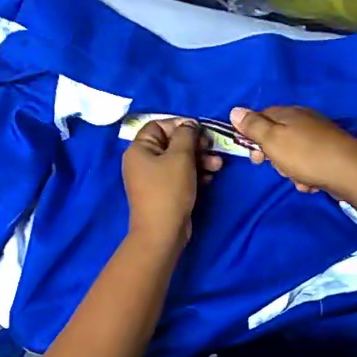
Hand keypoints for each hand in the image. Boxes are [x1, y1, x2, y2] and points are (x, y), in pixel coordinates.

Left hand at [122, 119, 222, 245]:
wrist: (162, 232)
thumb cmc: (169, 190)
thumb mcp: (180, 157)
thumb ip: (186, 135)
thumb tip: (189, 124)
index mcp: (139, 149)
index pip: (158, 125)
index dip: (180, 125)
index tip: (199, 130)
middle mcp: (142, 161)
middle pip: (171, 143)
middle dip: (195, 144)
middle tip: (212, 147)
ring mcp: (153, 178)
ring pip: (178, 160)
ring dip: (199, 160)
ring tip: (217, 166)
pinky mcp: (164, 192)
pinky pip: (180, 175)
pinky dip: (194, 174)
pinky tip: (210, 178)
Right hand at [229, 105, 356, 198]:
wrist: (350, 172)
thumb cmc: (306, 155)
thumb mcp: (272, 140)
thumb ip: (253, 126)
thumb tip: (235, 110)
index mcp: (288, 113)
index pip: (260, 117)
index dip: (251, 135)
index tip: (252, 153)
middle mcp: (304, 120)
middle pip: (276, 136)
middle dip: (273, 155)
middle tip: (276, 167)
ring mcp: (318, 136)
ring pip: (292, 153)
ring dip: (290, 169)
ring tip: (297, 177)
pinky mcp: (329, 153)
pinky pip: (308, 163)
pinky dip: (306, 174)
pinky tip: (310, 182)